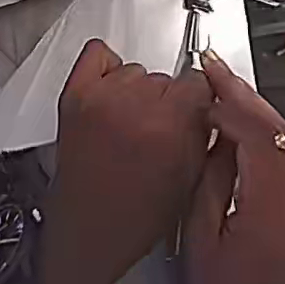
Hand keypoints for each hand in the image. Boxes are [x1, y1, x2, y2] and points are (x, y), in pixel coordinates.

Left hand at [39, 39, 212, 283]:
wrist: (88, 230)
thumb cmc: (136, 214)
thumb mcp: (191, 176)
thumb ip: (205, 129)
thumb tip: (210, 98)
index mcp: (169, 127)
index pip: (198, 81)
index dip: (198, 100)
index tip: (193, 110)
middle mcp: (134, 107)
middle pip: (167, 76)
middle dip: (168, 100)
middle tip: (158, 128)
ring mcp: (101, 99)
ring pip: (136, 70)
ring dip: (138, 91)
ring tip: (130, 122)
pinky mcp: (74, 95)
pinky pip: (98, 53)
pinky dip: (106, 69)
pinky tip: (111, 97)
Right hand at [183, 50, 284, 283]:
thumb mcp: (201, 243)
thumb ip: (210, 181)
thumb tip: (215, 136)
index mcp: (277, 218)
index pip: (259, 138)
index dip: (231, 105)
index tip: (208, 86)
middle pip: (280, 134)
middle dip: (246, 97)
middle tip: (217, 71)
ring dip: (259, 114)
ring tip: (228, 91)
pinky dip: (270, 140)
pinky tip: (248, 129)